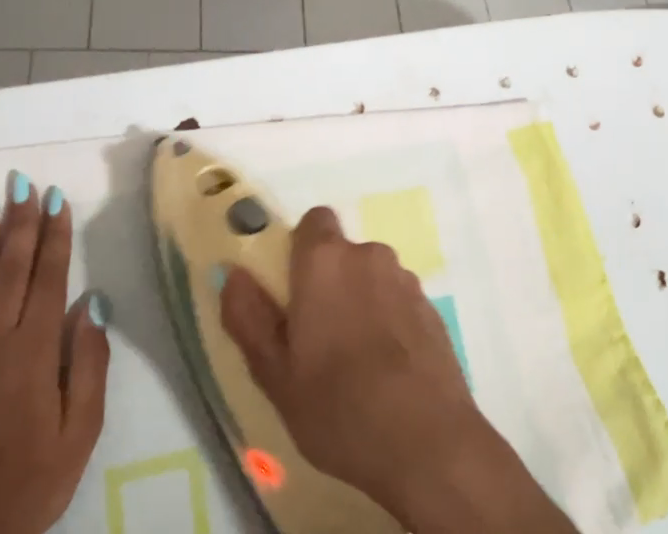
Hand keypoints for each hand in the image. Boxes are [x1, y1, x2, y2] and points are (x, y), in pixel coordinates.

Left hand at [0, 174, 110, 533]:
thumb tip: (93, 304)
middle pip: (9, 271)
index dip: (54, 235)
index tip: (55, 198)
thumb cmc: (31, 484)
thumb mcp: (81, 432)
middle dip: (18, 223)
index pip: (49, 279)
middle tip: (21, 182)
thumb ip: (88, 364)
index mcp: (34, 352)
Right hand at [219, 207, 576, 533]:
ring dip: (359, 304)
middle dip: (327, 284)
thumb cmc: (338, 407)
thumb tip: (233, 273)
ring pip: (371, 280)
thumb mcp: (274, 373)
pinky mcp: (434, 313)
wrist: (429, 445)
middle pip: (342, 255)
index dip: (298, 251)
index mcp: (326, 261)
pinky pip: (398, 304)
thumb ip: (248, 316)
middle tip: (313, 340)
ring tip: (352, 365)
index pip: (312, 222)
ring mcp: (408, 284)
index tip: (289, 293)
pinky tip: (384, 373)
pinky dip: (388, 324)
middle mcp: (370, 257)